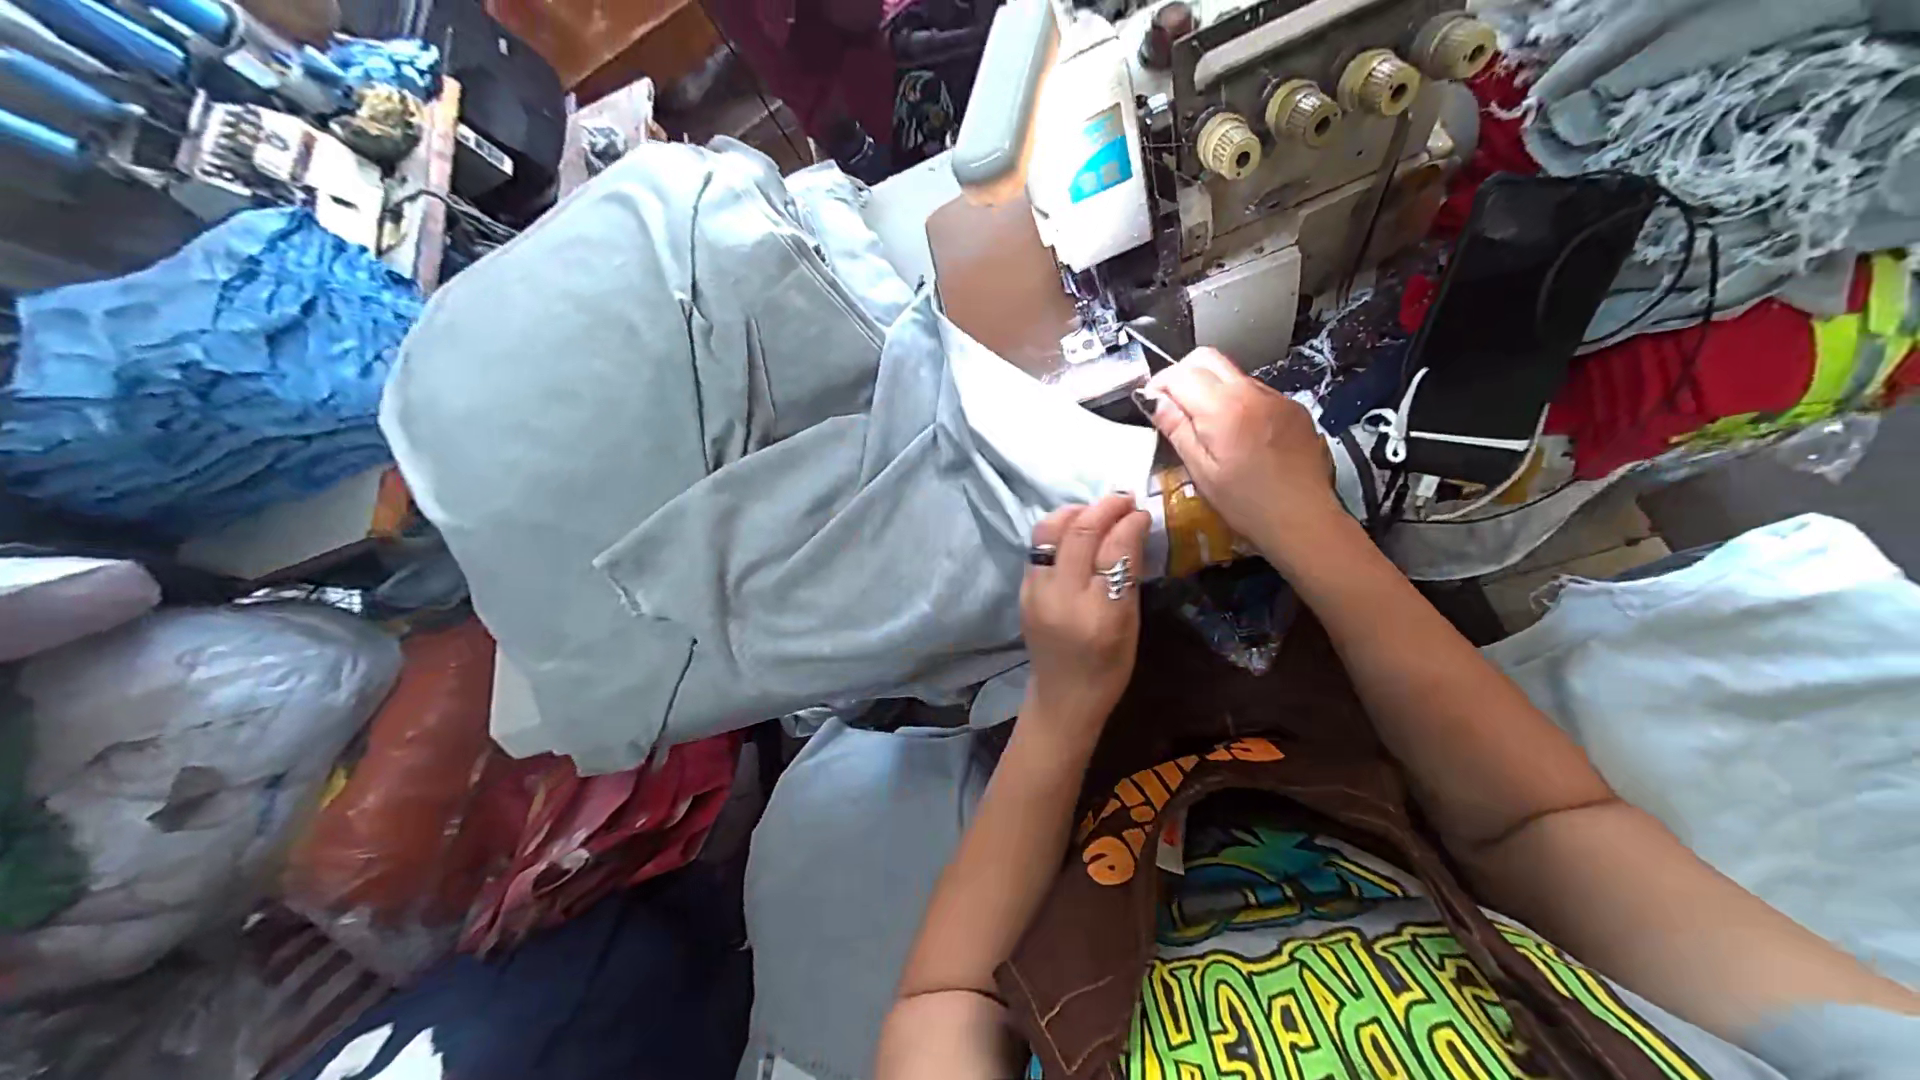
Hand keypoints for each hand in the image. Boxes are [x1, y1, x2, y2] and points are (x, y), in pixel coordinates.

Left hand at [1019, 493, 1149, 748]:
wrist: (1062, 695)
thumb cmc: (1108, 667)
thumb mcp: (1131, 625)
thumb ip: (1128, 577)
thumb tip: (1131, 530)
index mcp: (1100, 614)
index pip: (1115, 550)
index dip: (1130, 523)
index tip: (1140, 511)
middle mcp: (1064, 598)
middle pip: (1080, 533)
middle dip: (1104, 507)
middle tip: (1122, 498)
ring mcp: (1036, 592)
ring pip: (1050, 531)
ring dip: (1076, 512)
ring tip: (1097, 510)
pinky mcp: (1022, 591)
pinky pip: (1039, 546)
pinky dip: (1059, 529)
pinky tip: (1075, 528)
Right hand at [1143, 348, 1342, 563]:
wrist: (1305, 520)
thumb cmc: (1246, 504)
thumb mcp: (1201, 471)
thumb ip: (1176, 429)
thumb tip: (1152, 400)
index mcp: (1225, 408)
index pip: (1181, 373)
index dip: (1160, 384)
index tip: (1153, 404)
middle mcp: (1252, 392)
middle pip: (1207, 358)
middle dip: (1182, 375)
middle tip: (1173, 407)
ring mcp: (1277, 398)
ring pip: (1232, 374)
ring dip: (1210, 388)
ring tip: (1205, 426)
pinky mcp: (1293, 408)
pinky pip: (1255, 392)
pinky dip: (1236, 402)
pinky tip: (1237, 435)